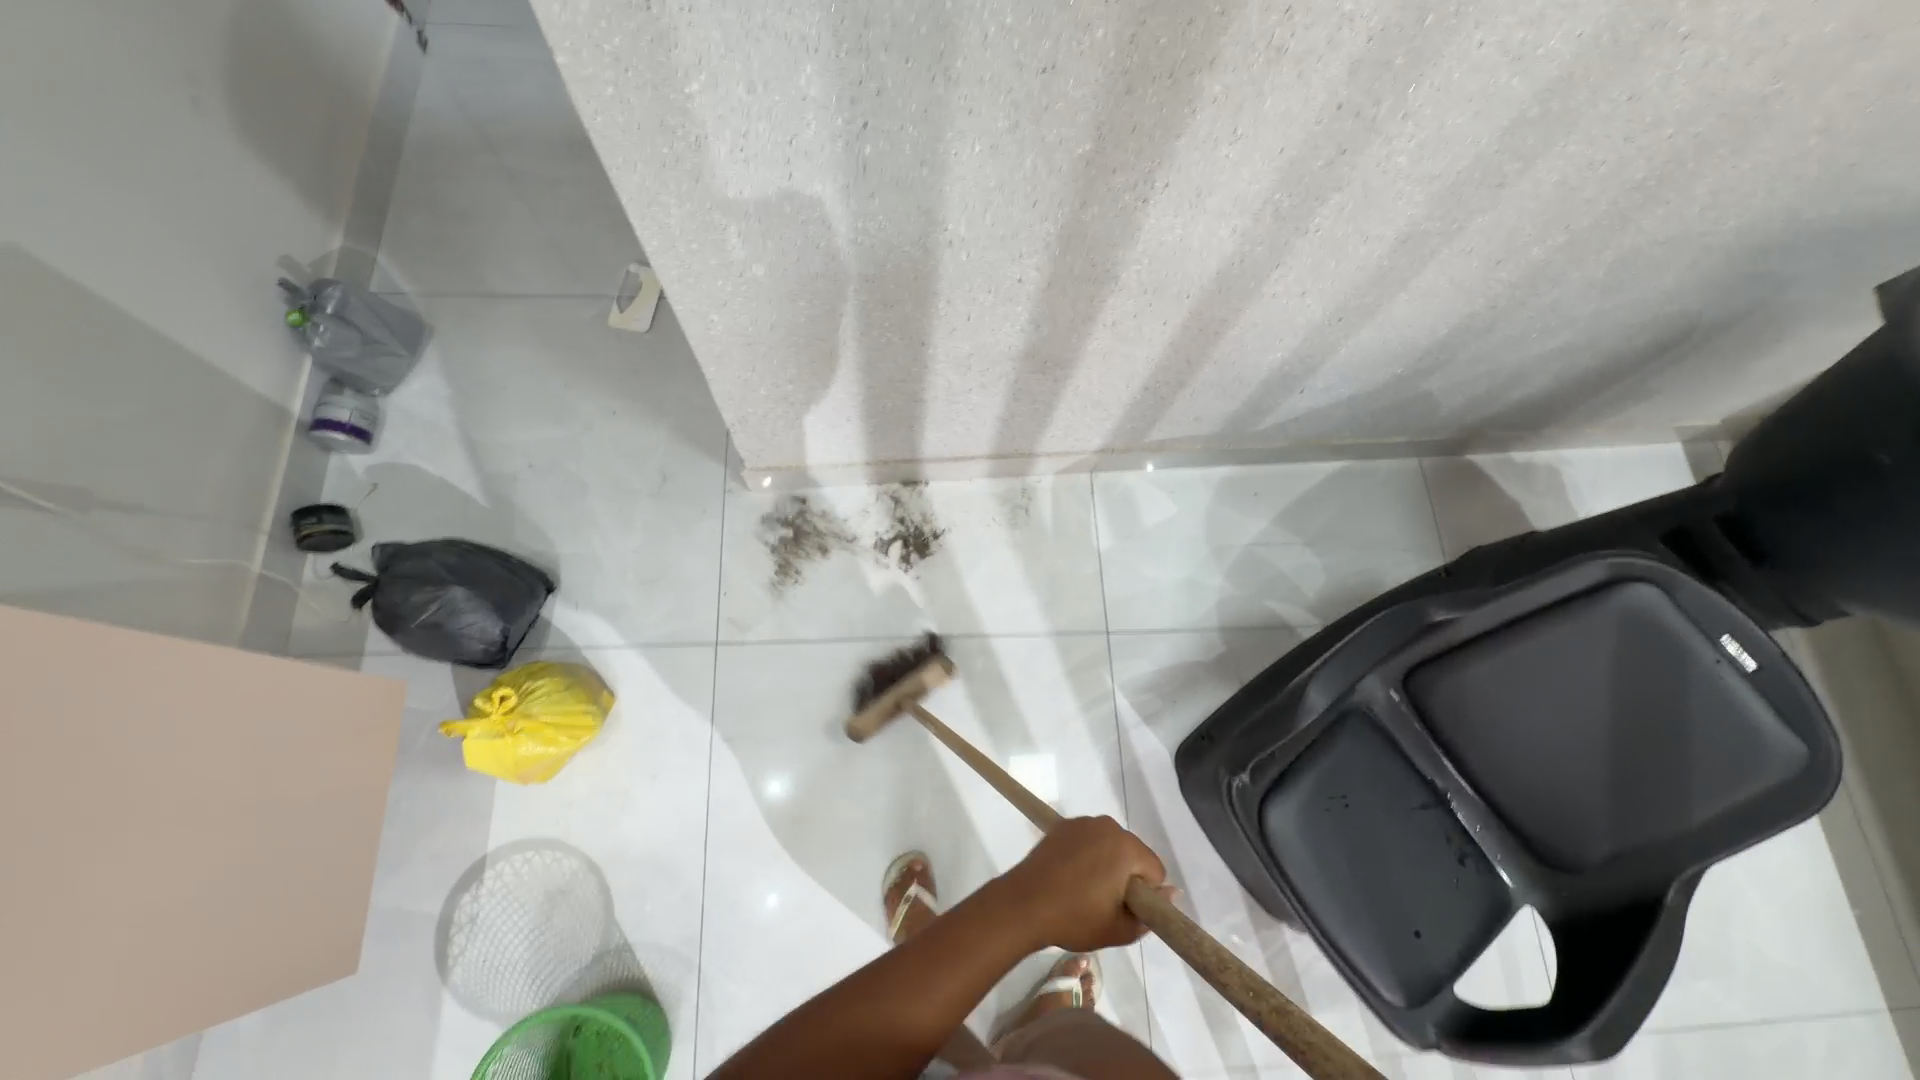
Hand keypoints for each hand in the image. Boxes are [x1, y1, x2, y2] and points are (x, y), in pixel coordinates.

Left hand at [994, 816, 1168, 952]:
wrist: (1024, 905)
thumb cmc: (1075, 918)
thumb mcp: (1119, 929)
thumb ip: (1151, 914)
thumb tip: (1172, 893)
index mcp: (1126, 847)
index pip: (1155, 871)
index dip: (1145, 895)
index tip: (1123, 909)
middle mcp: (1107, 826)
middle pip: (1132, 854)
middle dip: (1126, 876)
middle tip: (1103, 903)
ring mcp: (1082, 823)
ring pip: (1110, 846)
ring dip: (1106, 864)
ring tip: (1084, 891)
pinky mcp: (1062, 827)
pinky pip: (1088, 841)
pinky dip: (1086, 856)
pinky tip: (1070, 876)